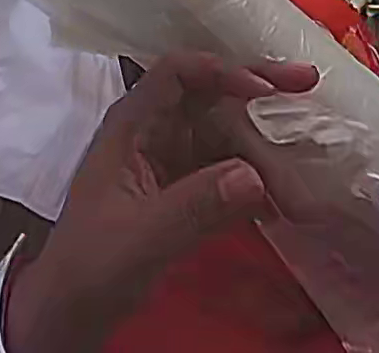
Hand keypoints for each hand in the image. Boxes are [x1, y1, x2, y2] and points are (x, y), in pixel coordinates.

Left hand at [4, 52, 318, 352]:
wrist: (69, 308)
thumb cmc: (93, 261)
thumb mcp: (143, 236)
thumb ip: (195, 206)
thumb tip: (255, 175)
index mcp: (133, 122)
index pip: (176, 73)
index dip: (220, 70)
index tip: (266, 89)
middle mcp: (154, 129)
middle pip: (208, 95)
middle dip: (256, 94)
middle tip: (308, 86)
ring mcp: (169, 157)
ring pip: (223, 135)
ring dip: (264, 156)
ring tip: (303, 199)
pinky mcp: (182, 188)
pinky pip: (225, 171)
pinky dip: (254, 184)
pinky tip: (283, 209)